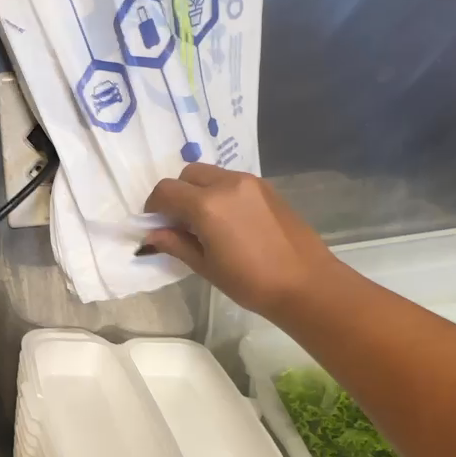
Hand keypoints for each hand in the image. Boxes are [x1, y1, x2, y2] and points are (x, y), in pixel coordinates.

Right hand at [144, 164, 342, 317]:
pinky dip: (219, 193)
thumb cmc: (250, 282)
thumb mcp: (206, 266)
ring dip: (198, 192)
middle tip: (178, 224)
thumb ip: (176, 244)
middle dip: (176, 195)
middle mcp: (227, 184)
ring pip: (210, 174)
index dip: (153, 207)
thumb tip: (151, 235)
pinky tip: (227, 223)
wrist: (304, 282)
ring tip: (204, 225)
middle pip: (187, 174)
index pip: (166, 191)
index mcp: (207, 205)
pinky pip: (231, 182)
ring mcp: (249, 182)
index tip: (154, 227)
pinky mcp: (266, 187)